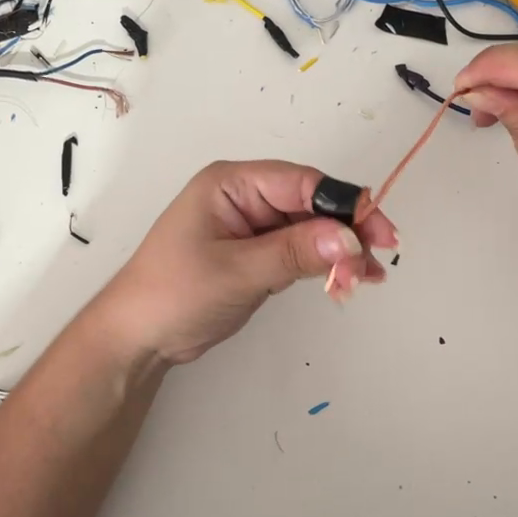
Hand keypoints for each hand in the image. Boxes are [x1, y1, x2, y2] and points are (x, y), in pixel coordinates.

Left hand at [87, 160, 399, 364]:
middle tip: (375, 266)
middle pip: (311, 202)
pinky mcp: (257, 253)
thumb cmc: (175, 292)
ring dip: (341, 250)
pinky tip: (350, 279)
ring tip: (368, 279)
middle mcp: (245, 196)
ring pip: (311, 227)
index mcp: (232, 183)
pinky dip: (325, 263)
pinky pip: (300, 249)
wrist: (138, 334)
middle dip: (346, 231)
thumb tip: (349, 237)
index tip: (379, 235)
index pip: (301, 182)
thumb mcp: (237, 272)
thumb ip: (293, 253)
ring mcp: (252, 225)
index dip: (345, 204)